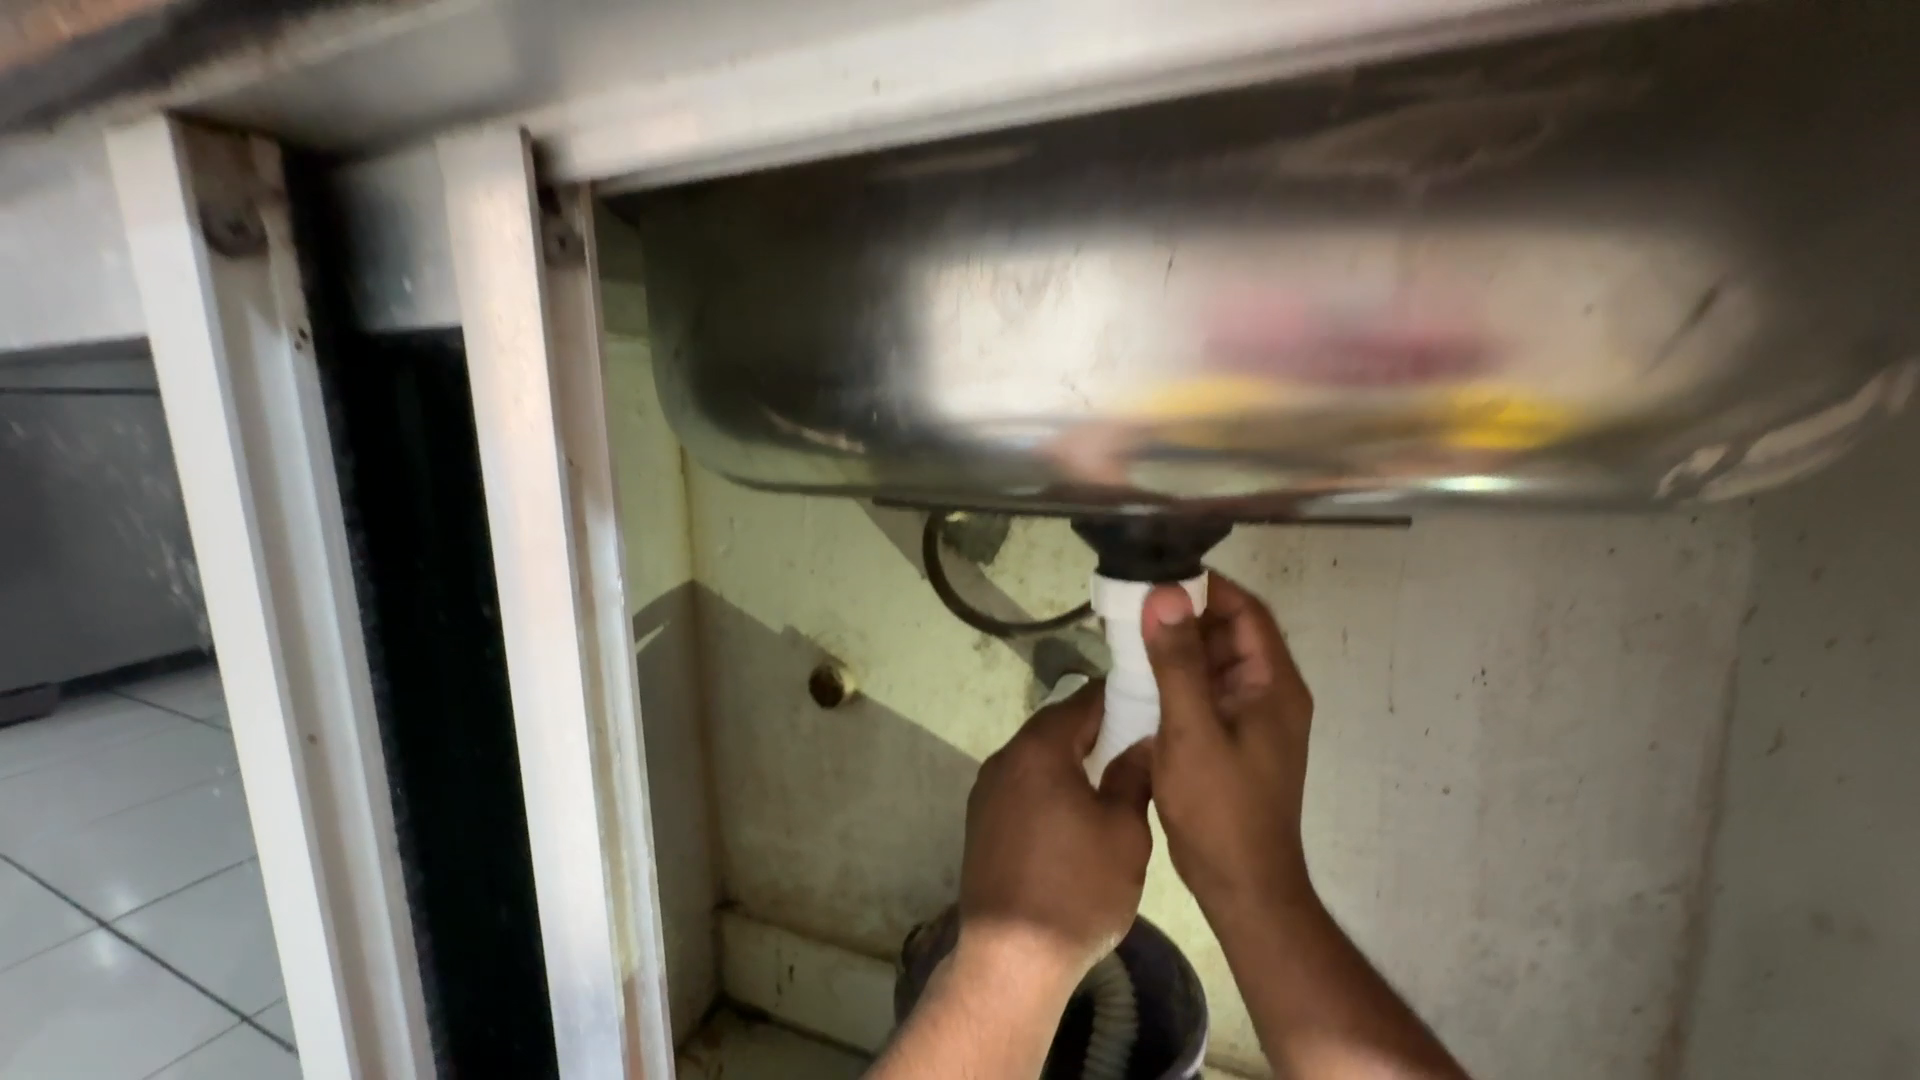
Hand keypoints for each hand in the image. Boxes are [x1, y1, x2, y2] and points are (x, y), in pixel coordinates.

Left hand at [959, 683, 1153, 988]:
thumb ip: (1133, 776)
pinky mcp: (980, 820)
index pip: (1083, 700)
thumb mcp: (1124, 832)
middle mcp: (1004, 759)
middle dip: (1096, 726)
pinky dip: (1050, 781)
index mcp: (1038, 751)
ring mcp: (986, 790)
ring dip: (1071, 755)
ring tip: (1112, 772)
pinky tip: (1076, 805)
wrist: (1011, 959)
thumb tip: (1143, 740)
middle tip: (1138, 738)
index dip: (1119, 696)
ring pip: (1037, 755)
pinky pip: (1022, 782)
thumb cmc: (1077, 890)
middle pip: (1055, 725)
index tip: (1150, 701)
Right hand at [1143, 573, 1316, 920]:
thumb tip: (1164, 594)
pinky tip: (1136, 677)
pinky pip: (1201, 691)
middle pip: (1228, 634)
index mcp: (1273, 684)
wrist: (1240, 884)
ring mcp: (1248, 718)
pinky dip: (1173, 677)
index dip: (1208, 587)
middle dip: (1184, 614)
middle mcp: (1267, 694)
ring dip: (1176, 645)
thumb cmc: (1222, 808)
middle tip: (1132, 600)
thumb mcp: (1193, 729)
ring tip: (1126, 631)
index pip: (1246, 613)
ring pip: (1212, 663)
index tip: (1159, 574)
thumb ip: (1178, 662)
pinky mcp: (1228, 739)